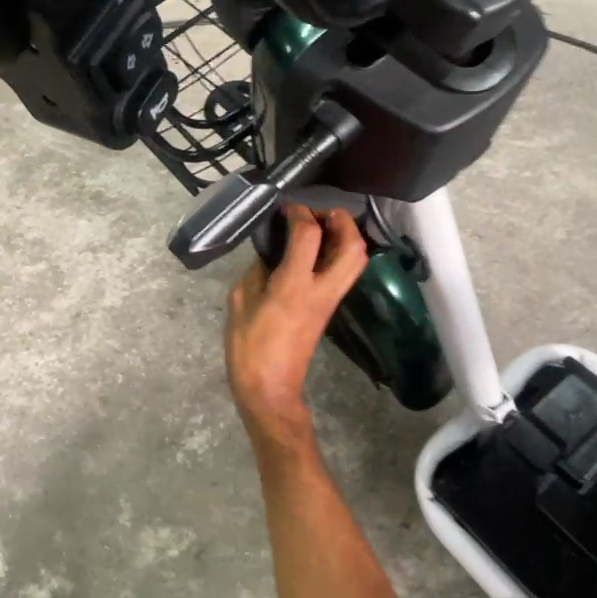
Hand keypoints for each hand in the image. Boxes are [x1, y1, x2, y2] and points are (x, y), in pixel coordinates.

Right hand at [224, 204, 370, 445]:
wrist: (270, 389)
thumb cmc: (249, 348)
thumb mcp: (240, 302)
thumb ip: (257, 271)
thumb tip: (270, 253)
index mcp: (294, 286)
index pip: (309, 236)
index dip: (301, 213)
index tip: (287, 208)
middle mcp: (321, 290)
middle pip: (352, 246)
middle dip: (342, 220)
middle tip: (319, 213)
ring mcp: (330, 300)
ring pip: (356, 261)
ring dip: (346, 236)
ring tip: (320, 228)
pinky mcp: (330, 309)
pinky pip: (344, 273)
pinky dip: (338, 254)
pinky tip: (315, 251)